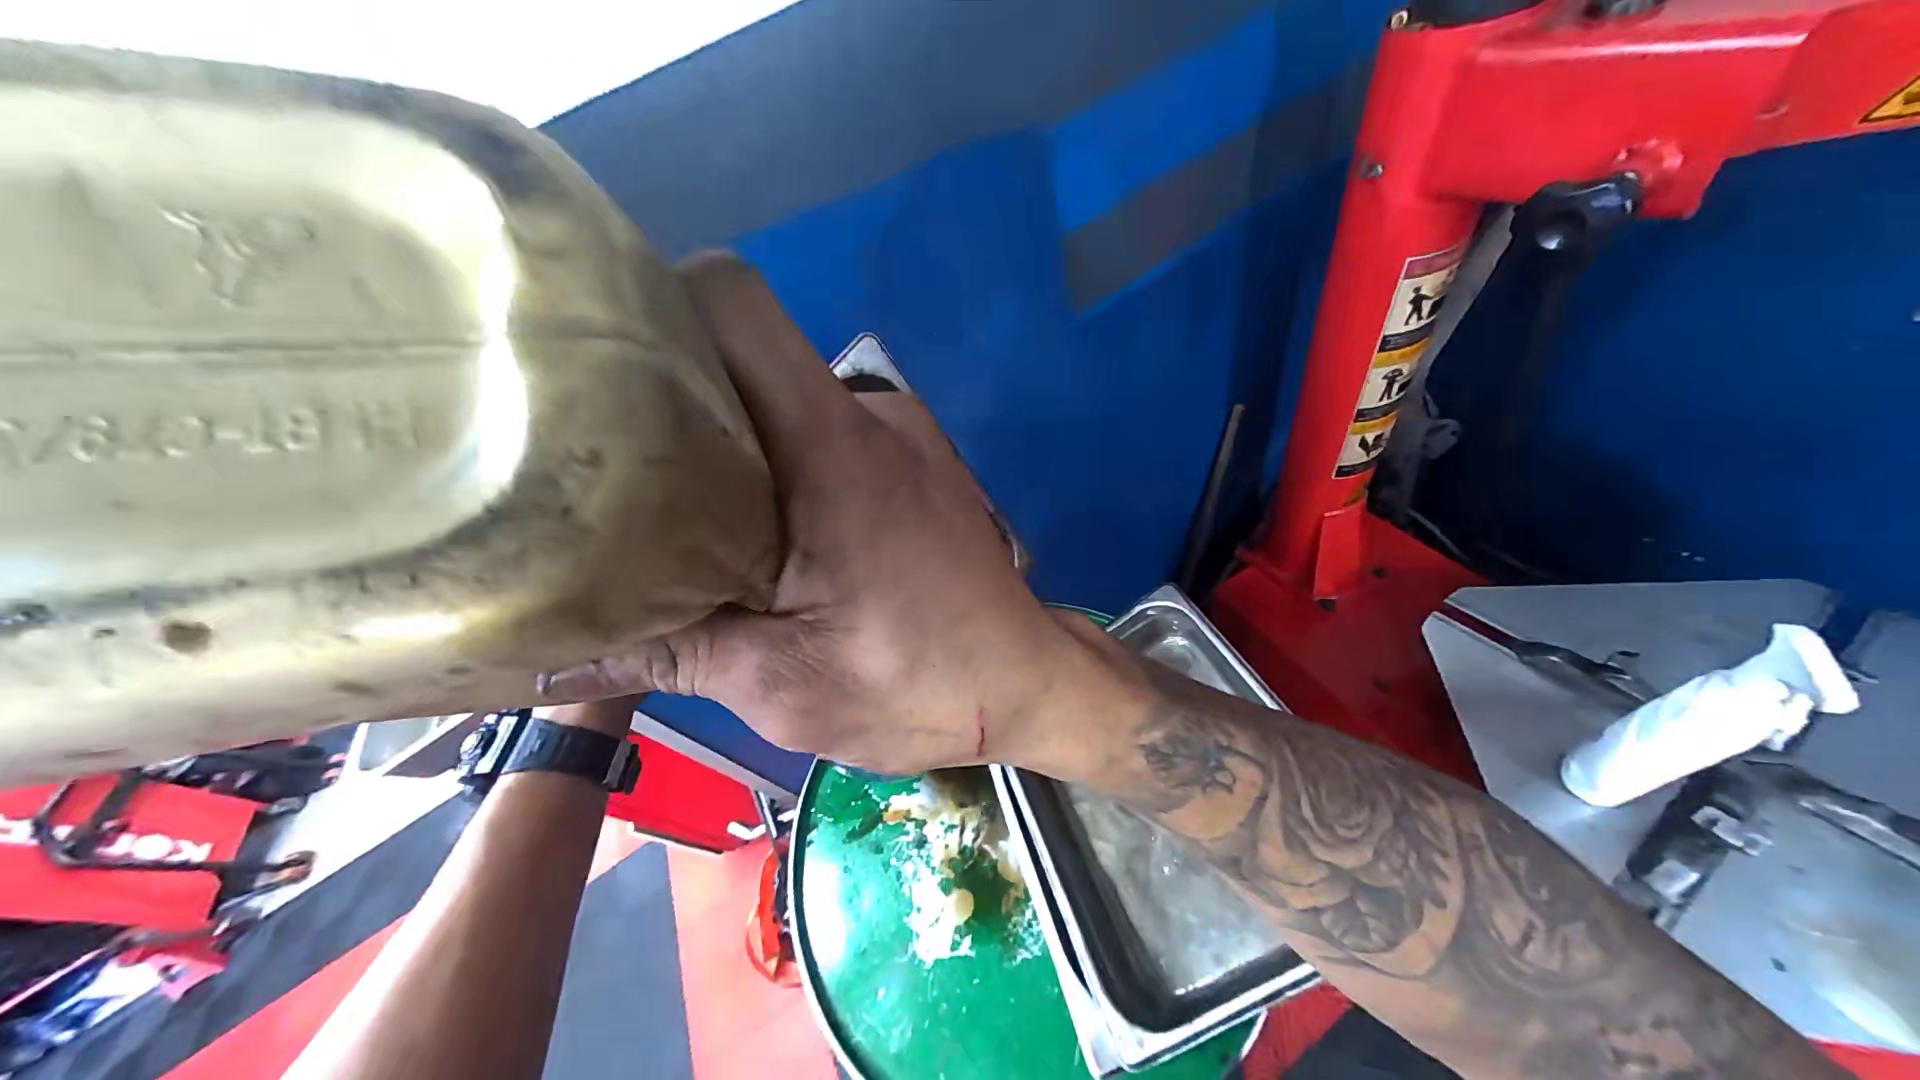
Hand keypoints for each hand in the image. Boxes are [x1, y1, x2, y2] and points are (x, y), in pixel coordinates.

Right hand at [538, 255, 1127, 775]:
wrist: (1028, 683)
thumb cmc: (921, 686)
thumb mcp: (783, 684)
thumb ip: (670, 650)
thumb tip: (554, 645)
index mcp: (832, 448)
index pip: (735, 305)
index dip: (657, 308)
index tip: (599, 367)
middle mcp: (868, 413)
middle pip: (745, 349)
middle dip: (672, 390)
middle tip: (606, 458)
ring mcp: (898, 430)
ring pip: (781, 395)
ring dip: (726, 439)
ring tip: (677, 508)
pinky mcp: (913, 458)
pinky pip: (820, 431)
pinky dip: (777, 464)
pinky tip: (760, 530)